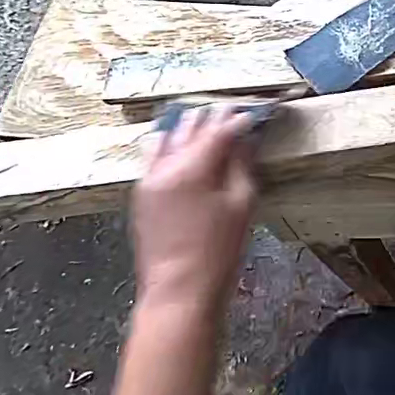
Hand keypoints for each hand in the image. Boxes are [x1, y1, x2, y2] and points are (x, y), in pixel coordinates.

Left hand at [129, 105, 257, 318]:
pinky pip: (152, 157)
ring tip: (202, 117)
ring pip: (167, 140)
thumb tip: (244, 140)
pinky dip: (165, 143)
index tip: (253, 112)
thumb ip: (241, 165)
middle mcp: (165, 168)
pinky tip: (171, 138)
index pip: (218, 132)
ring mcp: (148, 181)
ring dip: (186, 128)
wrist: (180, 286)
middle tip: (230, 108)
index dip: (237, 120)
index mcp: (193, 169)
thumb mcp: (242, 203)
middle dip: (212, 119)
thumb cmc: (220, 248)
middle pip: (190, 132)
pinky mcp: (141, 195)